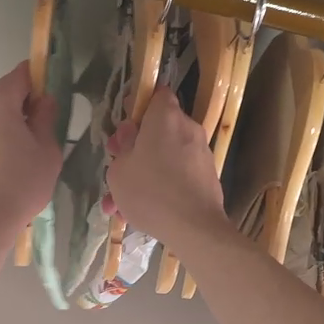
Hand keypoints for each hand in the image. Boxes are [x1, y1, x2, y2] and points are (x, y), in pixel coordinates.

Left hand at [0, 64, 62, 236]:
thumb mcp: (47, 149)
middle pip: (4, 94)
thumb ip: (46, 117)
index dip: (40, 84)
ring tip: (17, 157)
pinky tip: (0, 166)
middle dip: (21, 108)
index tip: (49, 106)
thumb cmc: (22, 183)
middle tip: (36, 139)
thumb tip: (44, 100)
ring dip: (5, 125)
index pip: (24, 74)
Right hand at [103, 87, 229, 247]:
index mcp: (165, 117)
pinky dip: (160, 190)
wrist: (193, 227)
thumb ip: (121, 150)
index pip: (155, 95)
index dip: (137, 107)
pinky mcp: (207, 179)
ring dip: (143, 178)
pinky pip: (177, 178)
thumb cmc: (150, 191)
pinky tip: (141, 215)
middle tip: (116, 170)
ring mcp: (200, 155)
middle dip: (135, 150)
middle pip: (158, 132)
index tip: (123, 129)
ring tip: (119, 206)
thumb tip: (129, 137)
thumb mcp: (119, 171)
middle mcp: (187, 129)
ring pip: (164, 161)